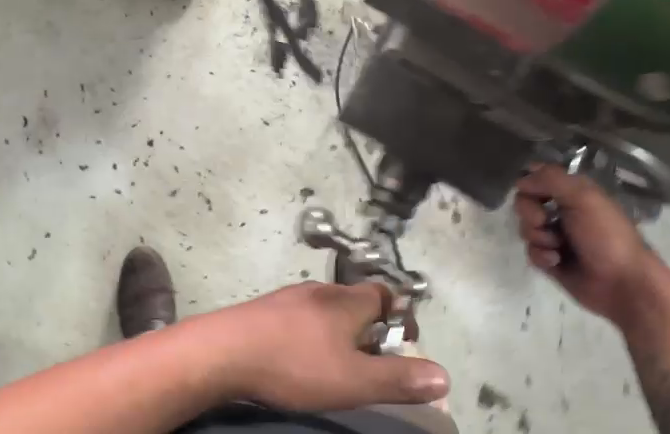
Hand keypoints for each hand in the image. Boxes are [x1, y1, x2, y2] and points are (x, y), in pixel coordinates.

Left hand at [191, 281, 449, 411]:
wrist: (226, 351)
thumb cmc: (295, 364)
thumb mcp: (354, 380)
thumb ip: (397, 378)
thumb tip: (443, 374)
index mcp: (346, 301)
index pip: (383, 294)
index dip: (399, 314)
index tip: (404, 343)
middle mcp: (320, 289)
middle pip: (356, 301)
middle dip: (369, 327)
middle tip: (373, 361)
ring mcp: (290, 297)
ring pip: (327, 309)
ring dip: (340, 331)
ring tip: (340, 362)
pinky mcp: (267, 310)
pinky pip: (301, 317)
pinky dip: (312, 334)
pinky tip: (302, 356)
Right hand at [512, 164, 667, 326]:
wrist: (624, 285)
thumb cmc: (607, 236)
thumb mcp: (583, 197)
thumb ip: (550, 178)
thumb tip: (521, 182)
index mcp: (572, 192)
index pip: (537, 176)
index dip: (529, 183)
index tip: (535, 194)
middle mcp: (562, 211)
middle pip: (524, 202)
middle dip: (529, 212)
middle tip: (543, 221)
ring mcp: (556, 237)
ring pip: (525, 227)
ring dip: (537, 236)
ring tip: (558, 248)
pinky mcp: (552, 261)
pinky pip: (531, 252)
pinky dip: (541, 256)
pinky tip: (557, 262)